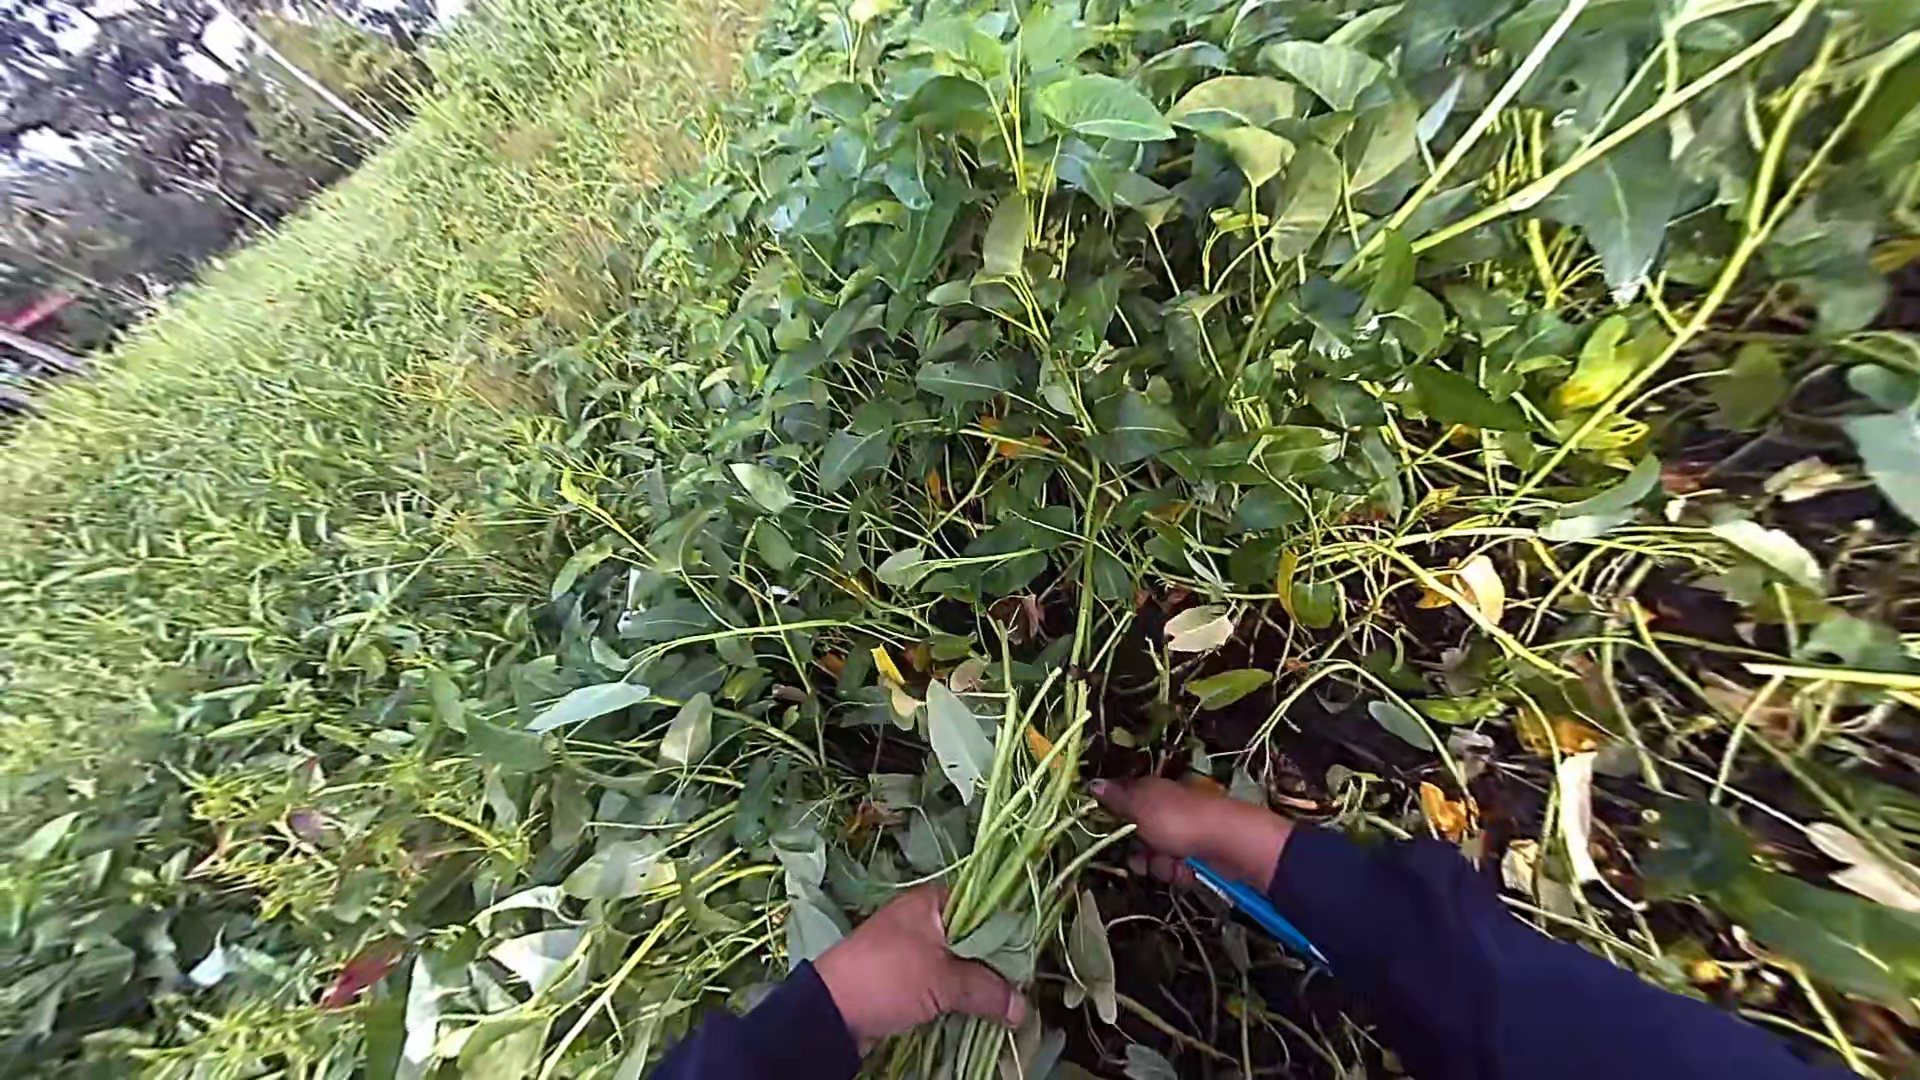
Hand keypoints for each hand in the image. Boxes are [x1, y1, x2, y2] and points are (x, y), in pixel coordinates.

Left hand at [813, 884, 1026, 1049]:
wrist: (833, 1008)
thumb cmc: (890, 974)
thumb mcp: (942, 979)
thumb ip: (985, 989)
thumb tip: (1023, 1007)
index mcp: (935, 899)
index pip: (984, 905)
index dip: (1008, 931)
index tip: (1030, 957)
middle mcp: (927, 915)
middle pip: (973, 934)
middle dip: (995, 962)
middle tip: (1022, 987)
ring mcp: (915, 943)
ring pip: (959, 958)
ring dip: (978, 981)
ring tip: (1007, 1003)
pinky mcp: (907, 972)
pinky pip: (944, 977)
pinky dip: (960, 992)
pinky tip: (980, 1010)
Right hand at [1092, 777, 1292, 890]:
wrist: (1228, 843)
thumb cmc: (1177, 819)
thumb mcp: (1139, 806)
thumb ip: (1115, 798)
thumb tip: (1092, 783)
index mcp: (1149, 790)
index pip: (1122, 800)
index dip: (1112, 816)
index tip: (1103, 830)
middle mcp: (1162, 808)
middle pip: (1136, 831)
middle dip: (1134, 848)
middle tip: (1138, 856)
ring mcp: (1180, 832)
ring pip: (1153, 852)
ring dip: (1156, 862)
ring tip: (1167, 862)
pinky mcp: (1194, 855)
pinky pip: (1173, 866)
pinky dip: (1175, 871)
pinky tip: (1182, 870)